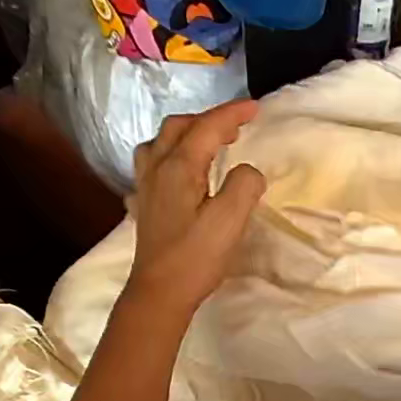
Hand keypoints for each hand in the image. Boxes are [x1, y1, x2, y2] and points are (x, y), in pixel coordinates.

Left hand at [122, 100, 268, 318]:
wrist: (159, 293)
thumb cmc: (195, 258)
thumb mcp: (229, 221)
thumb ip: (244, 186)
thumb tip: (248, 171)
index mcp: (178, 168)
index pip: (207, 128)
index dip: (232, 113)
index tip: (256, 107)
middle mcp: (156, 169)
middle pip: (178, 127)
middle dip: (208, 120)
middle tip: (236, 128)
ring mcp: (145, 187)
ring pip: (160, 143)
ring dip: (185, 134)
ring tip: (207, 144)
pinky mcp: (144, 206)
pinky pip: (152, 166)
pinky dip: (170, 157)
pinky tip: (179, 173)